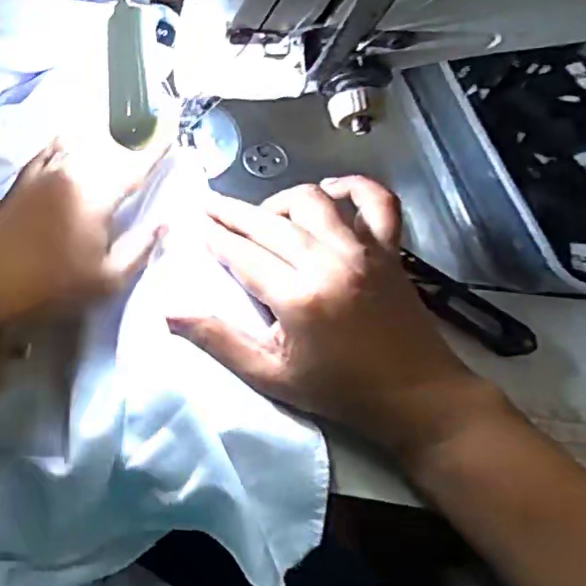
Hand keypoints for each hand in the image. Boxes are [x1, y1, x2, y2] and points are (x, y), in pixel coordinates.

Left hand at [0, 139, 166, 324]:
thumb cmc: (54, 286)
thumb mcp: (107, 279)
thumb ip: (141, 247)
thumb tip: (166, 222)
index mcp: (95, 194)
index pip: (135, 165)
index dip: (157, 148)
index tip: (173, 131)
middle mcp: (70, 172)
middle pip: (108, 148)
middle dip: (131, 142)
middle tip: (148, 136)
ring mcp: (43, 172)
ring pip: (78, 144)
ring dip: (100, 139)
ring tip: (116, 137)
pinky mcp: (23, 178)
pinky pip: (50, 150)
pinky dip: (66, 142)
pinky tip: (70, 141)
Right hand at [168, 176, 506, 455]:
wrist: (417, 398)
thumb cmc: (339, 390)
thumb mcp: (271, 375)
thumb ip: (219, 340)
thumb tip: (169, 313)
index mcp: (298, 296)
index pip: (242, 253)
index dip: (214, 236)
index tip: (194, 224)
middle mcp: (329, 261)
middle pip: (269, 222)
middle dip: (233, 212)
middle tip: (209, 206)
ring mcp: (363, 250)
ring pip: (313, 200)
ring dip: (282, 201)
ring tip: (265, 216)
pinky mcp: (390, 248)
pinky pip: (376, 201)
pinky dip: (354, 188)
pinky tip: (332, 191)